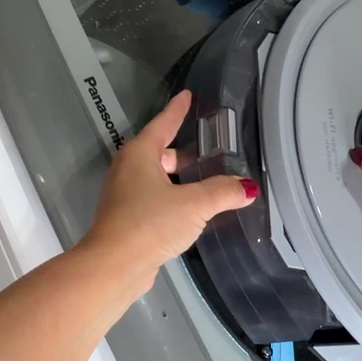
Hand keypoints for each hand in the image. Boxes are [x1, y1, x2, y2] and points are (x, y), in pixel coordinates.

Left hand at [81, 91, 256, 276]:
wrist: (115, 264)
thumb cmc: (149, 223)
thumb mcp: (193, 205)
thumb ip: (221, 192)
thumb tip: (247, 187)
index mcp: (140, 154)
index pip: (163, 124)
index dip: (178, 110)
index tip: (188, 96)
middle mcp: (129, 168)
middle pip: (161, 152)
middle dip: (185, 151)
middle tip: (213, 150)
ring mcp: (125, 193)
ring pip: (159, 177)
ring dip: (181, 178)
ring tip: (210, 180)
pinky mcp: (128, 217)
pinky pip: (156, 197)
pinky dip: (174, 197)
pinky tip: (193, 209)